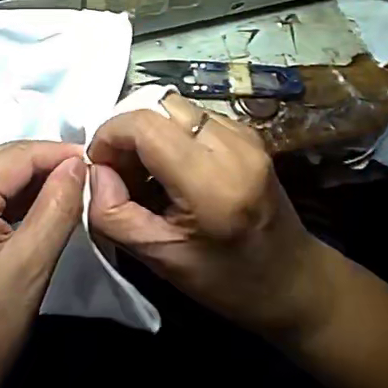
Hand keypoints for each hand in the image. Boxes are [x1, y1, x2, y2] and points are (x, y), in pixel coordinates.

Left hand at [0, 141, 86, 387]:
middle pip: (3, 158)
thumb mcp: (32, 264)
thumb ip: (58, 206)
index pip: (16, 156)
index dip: (59, 154)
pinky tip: (46, 200)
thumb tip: (79, 163)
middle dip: (47, 163)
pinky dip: (17, 193)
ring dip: (34, 177)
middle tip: (91, 174)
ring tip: (75, 186)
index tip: (99, 161)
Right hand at [87, 94, 333, 341]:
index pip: (145, 125)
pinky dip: (170, 134)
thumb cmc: (227, 281)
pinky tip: (170, 169)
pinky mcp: (247, 132)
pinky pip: (193, 116)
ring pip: (175, 107)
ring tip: (144, 172)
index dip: (110, 136)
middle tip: (120, 171)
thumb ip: (114, 214)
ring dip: (148, 131)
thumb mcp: (159, 258)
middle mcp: (233, 147)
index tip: (99, 167)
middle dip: (127, 132)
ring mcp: (244, 135)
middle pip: (159, 106)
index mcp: (212, 183)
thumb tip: (95, 171)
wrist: (292, 280)